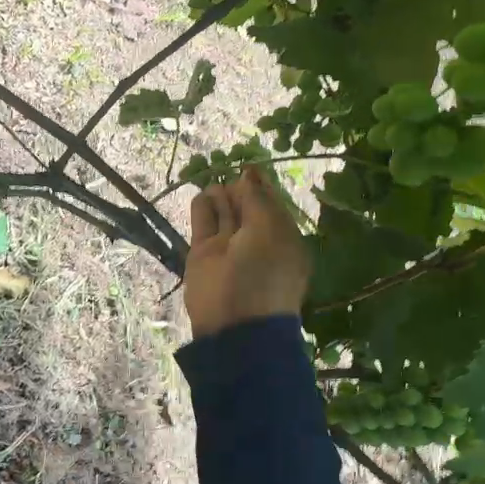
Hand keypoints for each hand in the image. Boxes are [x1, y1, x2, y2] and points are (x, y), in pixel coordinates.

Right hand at [183, 167, 311, 336]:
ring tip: (215, 185)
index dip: (262, 185)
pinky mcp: (202, 251)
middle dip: (239, 189)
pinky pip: (203, 222)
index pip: (271, 204)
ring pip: (223, 211)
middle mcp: (256, 239)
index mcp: (281, 237)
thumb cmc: (262, 272)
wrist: (233, 318)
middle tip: (229, 171)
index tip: (249, 165)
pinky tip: (202, 195)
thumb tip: (247, 176)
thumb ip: (257, 200)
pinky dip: (202, 207)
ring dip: (221, 196)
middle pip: (246, 204)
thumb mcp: (269, 231)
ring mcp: (228, 245)